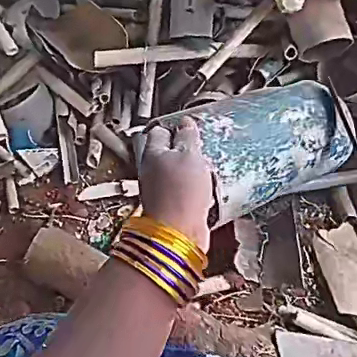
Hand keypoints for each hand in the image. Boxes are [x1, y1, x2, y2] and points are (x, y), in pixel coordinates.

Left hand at [139, 117, 215, 252]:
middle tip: (199, 145)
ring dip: (188, 168)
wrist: (179, 233)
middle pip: (166, 151)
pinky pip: (182, 190)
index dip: (174, 126)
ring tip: (205, 166)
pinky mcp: (170, 205)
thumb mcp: (190, 156)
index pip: (159, 131)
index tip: (188, 125)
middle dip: (182, 147)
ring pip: (174, 171)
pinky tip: (204, 188)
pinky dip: (192, 187)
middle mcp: (151, 171)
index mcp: (152, 153)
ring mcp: (159, 189)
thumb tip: (186, 123)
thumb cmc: (180, 194)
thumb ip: (188, 137)